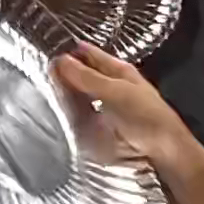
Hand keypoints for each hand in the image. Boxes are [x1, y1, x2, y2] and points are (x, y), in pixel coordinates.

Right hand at [52, 43, 203, 183]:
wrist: (167, 153)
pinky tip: (61, 116)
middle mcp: (115, 84)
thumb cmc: (145, 117)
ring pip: (84, 94)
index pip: (90, 53)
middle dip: (65, 73)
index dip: (70, 51)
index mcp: (119, 70)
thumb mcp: (115, 93)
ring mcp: (111, 106)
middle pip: (85, 74)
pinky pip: (86, 114)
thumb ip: (88, 78)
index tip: (44, 51)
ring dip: (67, 93)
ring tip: (42, 93)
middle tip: (37, 74)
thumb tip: (60, 61)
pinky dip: (74, 112)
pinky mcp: (107, 127)